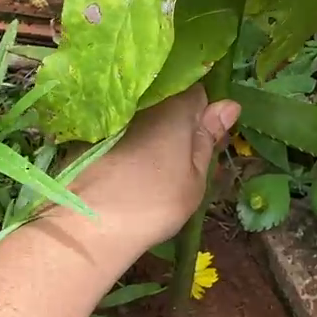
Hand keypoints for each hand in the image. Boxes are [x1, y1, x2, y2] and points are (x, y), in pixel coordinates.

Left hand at [56, 86, 239, 255]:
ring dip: (147, 135)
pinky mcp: (86, 134)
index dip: (203, 116)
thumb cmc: (154, 204)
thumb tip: (229, 105)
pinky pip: (115, 132)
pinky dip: (122, 145)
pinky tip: (123, 173)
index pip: (198, 93)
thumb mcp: (195, 179)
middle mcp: (141, 101)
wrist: (90, 224)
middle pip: (167, 104)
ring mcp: (111, 116)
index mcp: (174, 106)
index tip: (203, 142)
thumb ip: (208, 139)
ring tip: (149, 171)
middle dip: (175, 125)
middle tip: (178, 164)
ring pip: (139, 118)